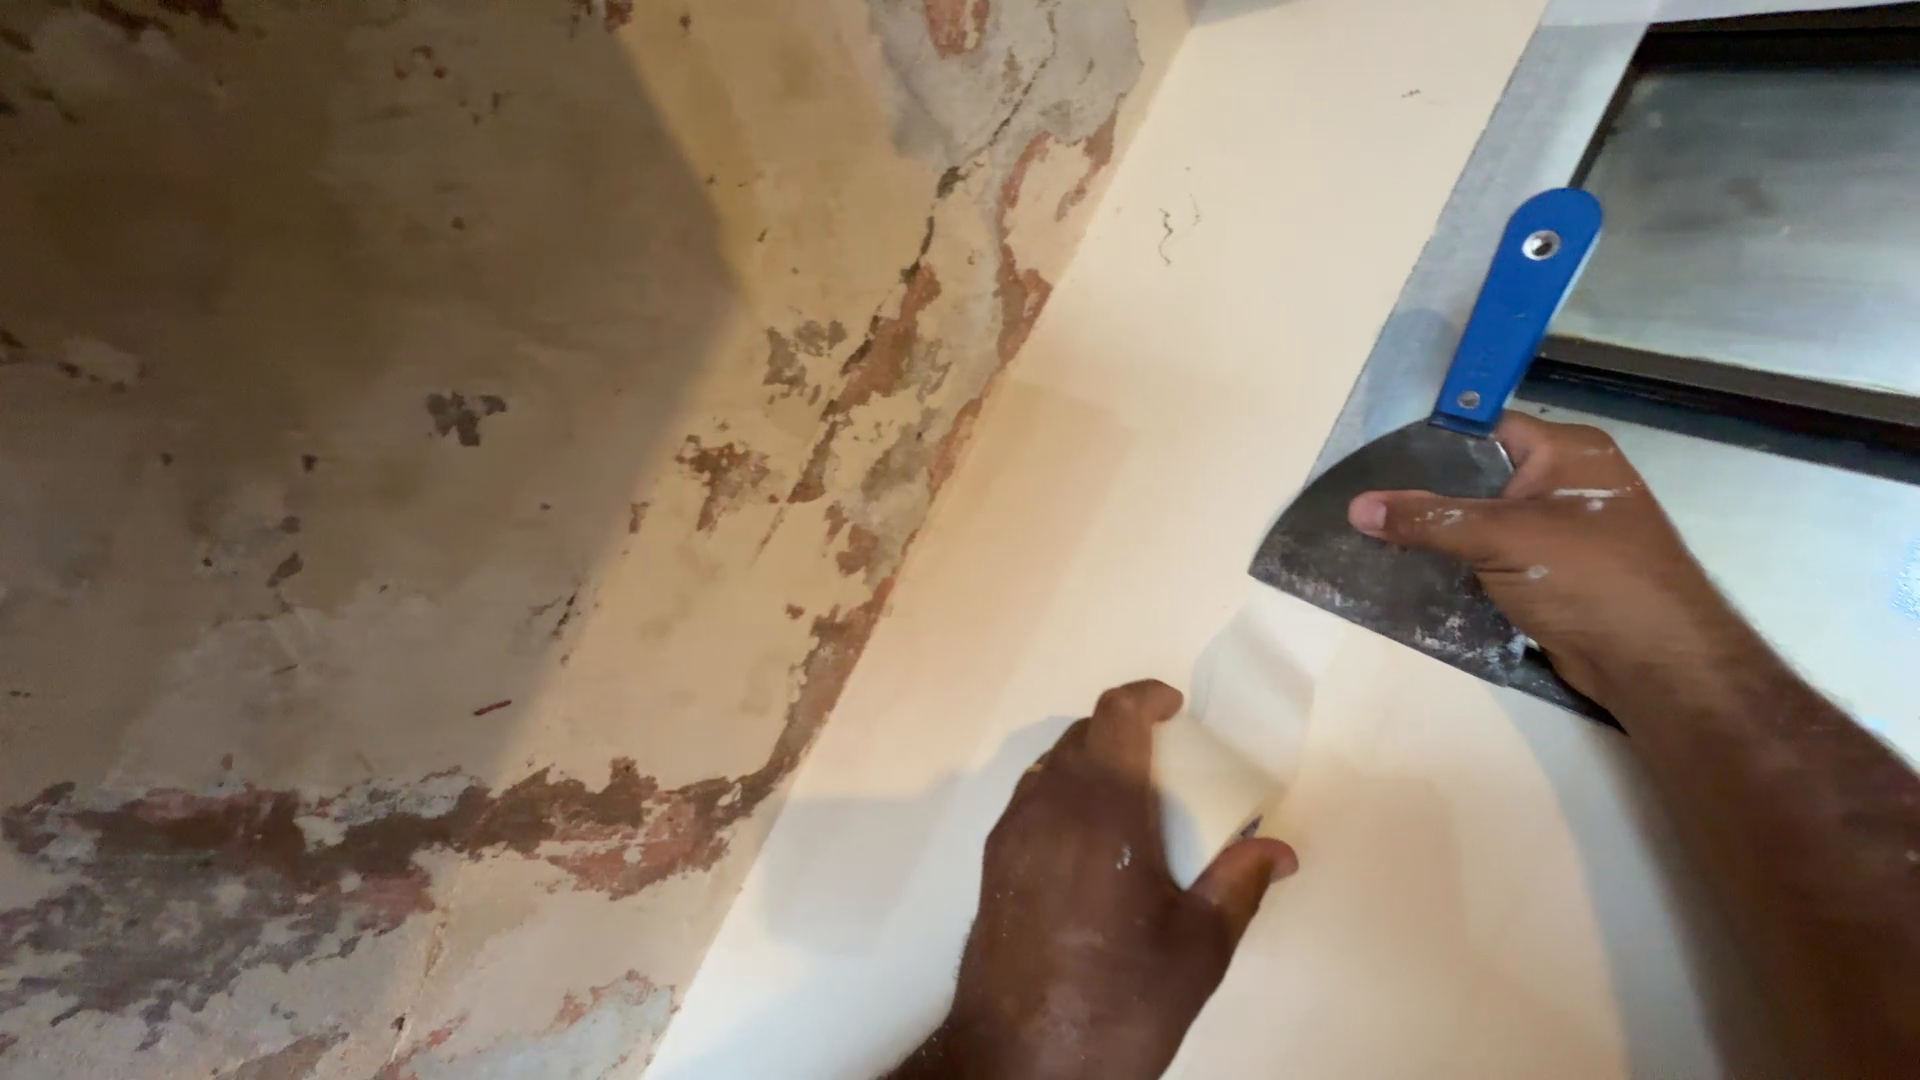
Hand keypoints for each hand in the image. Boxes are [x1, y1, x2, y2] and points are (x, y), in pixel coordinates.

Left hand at [894, 681, 1296, 1079]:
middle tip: (1164, 759)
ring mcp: (1013, 828)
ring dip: (1091, 759)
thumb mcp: (1197, 950)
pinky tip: (1088, 839)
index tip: (1175, 707)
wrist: (1017, 1059)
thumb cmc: (1117, 1001)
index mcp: (1102, 810)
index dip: (1145, 695)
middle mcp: (1049, 803)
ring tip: (1128, 797)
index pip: (1115, 715)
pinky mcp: (994, 855)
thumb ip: (1239, 885)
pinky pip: (1032, 795)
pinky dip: (1063, 789)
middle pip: (1083, 733)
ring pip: (1052, 762)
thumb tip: (1281, 851)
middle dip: (1124, 728)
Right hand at [1345, 413, 1744, 712]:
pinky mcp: (1543, 569)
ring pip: (1475, 518)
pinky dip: (1450, 559)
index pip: (1484, 428)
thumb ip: (1426, 519)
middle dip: (1421, 491)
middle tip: (1364, 499)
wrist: (1654, 663)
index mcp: (1567, 452)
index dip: (1429, 440)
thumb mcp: (1500, 537)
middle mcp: (1561, 482)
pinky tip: (1408, 565)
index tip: (1373, 459)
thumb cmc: (1589, 578)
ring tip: (1374, 532)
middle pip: (1473, 475)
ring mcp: (1554, 528)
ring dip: (1432, 530)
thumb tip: (1354, 506)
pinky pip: (1483, 552)